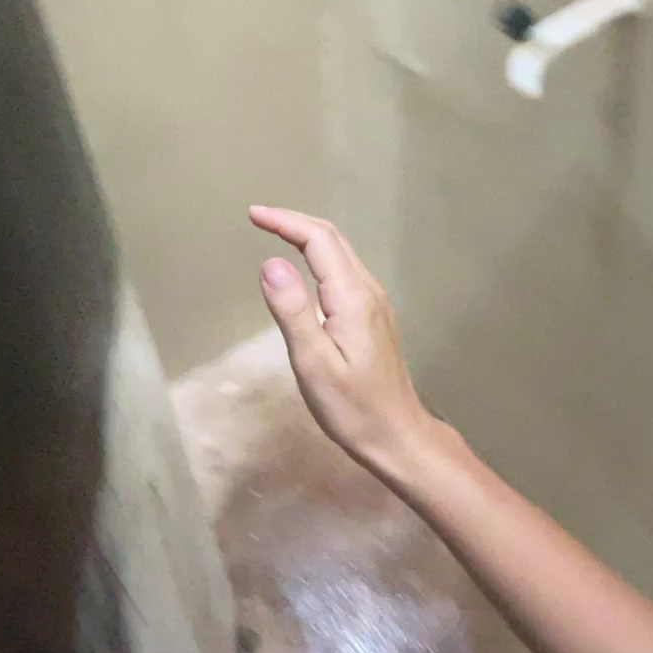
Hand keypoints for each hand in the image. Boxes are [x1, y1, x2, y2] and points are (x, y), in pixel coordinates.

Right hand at [249, 206, 442, 475]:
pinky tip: (303, 266)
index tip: (253, 215)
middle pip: (332, 238)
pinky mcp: (373, 315)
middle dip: (294, 221)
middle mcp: (368, 290)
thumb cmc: (353, 407)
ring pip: (340, 251)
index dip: (285, 222)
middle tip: (258, 218)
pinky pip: (344, 269)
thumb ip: (292, 311)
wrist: (399, 438)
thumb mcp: (314, 363)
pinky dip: (318, 254)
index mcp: (352, 297)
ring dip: (307, 235)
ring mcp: (374, 302)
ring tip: (275, 232)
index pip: (318, 241)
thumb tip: (271, 262)